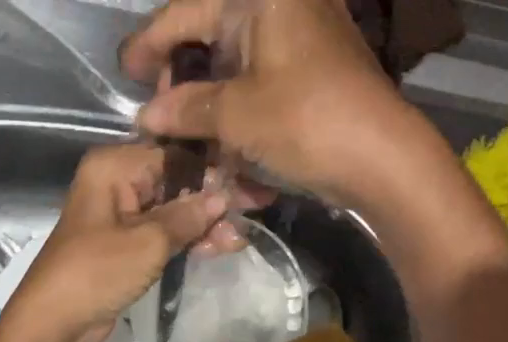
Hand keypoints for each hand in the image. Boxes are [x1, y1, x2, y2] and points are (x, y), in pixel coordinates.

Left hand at [0, 143, 227, 341]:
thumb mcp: (147, 243)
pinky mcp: (124, 245)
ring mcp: (119, 216)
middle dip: (209, 202)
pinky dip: (184, 241)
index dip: (210, 171)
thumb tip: (222, 198)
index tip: (246, 188)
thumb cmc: (96, 273)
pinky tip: (215, 249)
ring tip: (235, 242)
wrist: (54, 322)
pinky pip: (160, 235)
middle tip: (247, 219)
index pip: (174, 154)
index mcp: (114, 166)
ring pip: (171, 211)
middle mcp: (115, 182)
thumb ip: (187, 217)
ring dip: (201, 226)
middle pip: (174, 182)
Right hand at [122, 0, 440, 212]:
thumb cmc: (305, 122)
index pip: (187, 11)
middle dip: (184, 83)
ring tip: (190, 144)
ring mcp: (302, 44)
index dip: (151, 44)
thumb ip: (186, 109)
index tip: (125, 72)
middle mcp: (283, 9)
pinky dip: (243, 121)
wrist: (383, 160)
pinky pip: (264, 92)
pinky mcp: (314, 80)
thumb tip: (147, 114)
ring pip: (237, 72)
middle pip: (213, 39)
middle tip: (160, 117)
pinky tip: (228, 155)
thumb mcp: (236, 116)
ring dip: (212, 111)